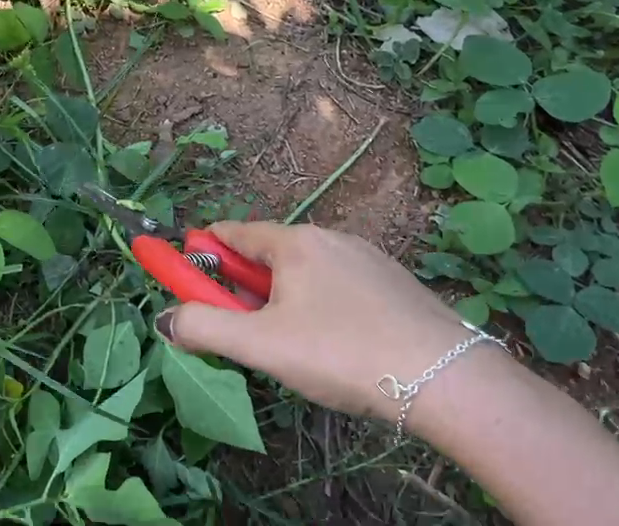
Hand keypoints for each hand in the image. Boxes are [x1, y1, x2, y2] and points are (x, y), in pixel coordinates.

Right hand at [156, 221, 477, 419]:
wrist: (454, 385)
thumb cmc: (343, 354)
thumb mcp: (261, 345)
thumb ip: (203, 327)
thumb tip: (165, 320)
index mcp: (293, 242)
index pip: (230, 233)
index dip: (203, 255)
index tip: (191, 283)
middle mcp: (330, 238)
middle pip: (268, 254)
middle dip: (245, 287)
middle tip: (244, 328)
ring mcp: (370, 260)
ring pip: (307, 273)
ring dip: (284, 299)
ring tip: (293, 346)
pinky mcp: (399, 287)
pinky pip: (341, 288)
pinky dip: (324, 308)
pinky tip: (338, 348)